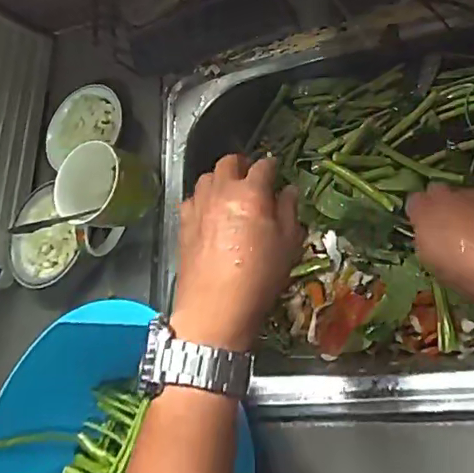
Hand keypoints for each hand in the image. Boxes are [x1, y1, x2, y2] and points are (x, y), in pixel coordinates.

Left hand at [170, 154, 301, 351]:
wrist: (215, 310)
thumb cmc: (258, 278)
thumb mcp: (288, 245)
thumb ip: (289, 211)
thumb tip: (288, 191)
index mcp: (251, 193)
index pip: (263, 166)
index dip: (272, 166)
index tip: (276, 172)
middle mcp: (222, 191)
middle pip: (229, 162)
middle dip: (242, 165)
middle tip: (251, 178)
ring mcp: (199, 205)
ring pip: (207, 177)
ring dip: (220, 179)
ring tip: (230, 194)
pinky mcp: (183, 223)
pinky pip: (192, 198)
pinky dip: (202, 199)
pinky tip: (210, 213)